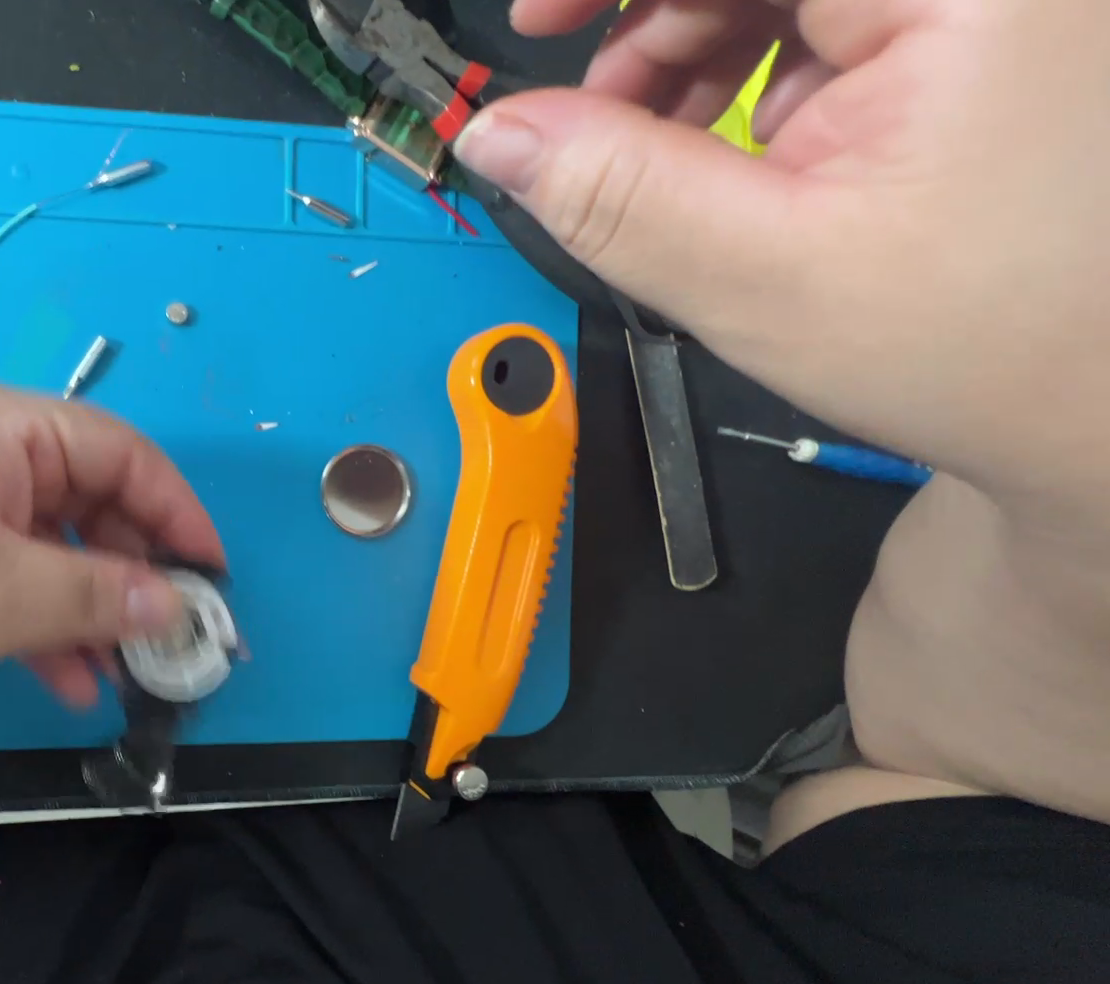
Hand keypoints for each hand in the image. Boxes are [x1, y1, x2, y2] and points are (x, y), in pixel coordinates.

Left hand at [0, 376, 223, 723]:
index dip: (178, 514)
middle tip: (162, 646)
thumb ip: (95, 597)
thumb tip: (176, 603)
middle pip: (86, 500)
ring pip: (44, 544)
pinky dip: (31, 618)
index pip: (121, 454)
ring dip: (82, 608)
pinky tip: (57, 676)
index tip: (213, 580)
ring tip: (116, 678)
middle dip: (128, 574)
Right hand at [452, 0, 1109, 520]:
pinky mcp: (988, 11)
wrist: (1108, 385)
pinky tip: (741, 140)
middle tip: (594, 116)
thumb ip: (610, 196)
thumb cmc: (974, 339)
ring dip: (694, 42)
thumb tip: (495, 134)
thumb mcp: (755, 276)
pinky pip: (831, 1)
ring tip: (663, 150)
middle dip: (654, 13)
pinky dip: (754, 57)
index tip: (537, 21)